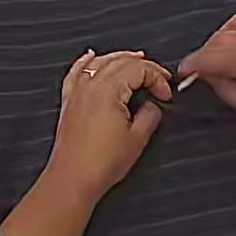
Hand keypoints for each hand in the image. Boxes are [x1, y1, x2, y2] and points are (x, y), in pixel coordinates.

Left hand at [39, 49, 170, 204]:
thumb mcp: (138, 138)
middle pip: (121, 61)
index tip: (165, 94)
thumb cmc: (101, 162)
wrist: (72, 179)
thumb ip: (150, 114)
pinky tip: (90, 56)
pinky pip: (76, 72)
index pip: (139, 69)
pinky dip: (85, 62)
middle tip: (160, 77)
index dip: (158, 78)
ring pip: (100, 61)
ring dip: (120, 57)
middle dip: (145, 66)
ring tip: (136, 57)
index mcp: (109, 90)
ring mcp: (78, 92)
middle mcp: (91, 85)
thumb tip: (152, 105)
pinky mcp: (69, 102)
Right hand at [177, 13, 235, 172]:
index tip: (184, 73)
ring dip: (221, 40)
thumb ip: (221, 86)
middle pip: (216, 40)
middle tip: (202, 72)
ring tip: (222, 59)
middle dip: (205, 55)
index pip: (204, 57)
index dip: (190, 66)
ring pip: (232, 27)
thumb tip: (207, 76)